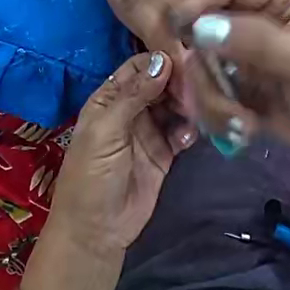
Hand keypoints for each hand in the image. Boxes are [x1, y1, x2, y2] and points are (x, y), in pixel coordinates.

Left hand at [44, 52, 194, 254]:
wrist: (97, 229)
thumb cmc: (92, 175)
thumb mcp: (106, 131)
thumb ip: (134, 96)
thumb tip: (162, 61)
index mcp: (109, 99)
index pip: (139, 68)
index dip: (161, 62)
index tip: (187, 61)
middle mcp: (131, 110)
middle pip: (162, 84)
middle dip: (179, 84)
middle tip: (197, 89)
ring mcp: (149, 131)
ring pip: (175, 106)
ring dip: (187, 106)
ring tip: (195, 113)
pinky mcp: (164, 153)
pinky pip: (182, 132)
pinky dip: (188, 130)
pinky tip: (186, 139)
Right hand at [174, 0, 289, 210]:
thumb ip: (259, 42)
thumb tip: (203, 28)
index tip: (180, 27)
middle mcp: (260, 18)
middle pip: (206, 24)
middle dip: (204, 64)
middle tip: (212, 94)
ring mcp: (244, 53)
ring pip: (201, 62)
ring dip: (212, 96)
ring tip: (240, 121)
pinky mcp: (236, 83)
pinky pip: (207, 90)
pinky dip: (216, 111)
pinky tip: (242, 127)